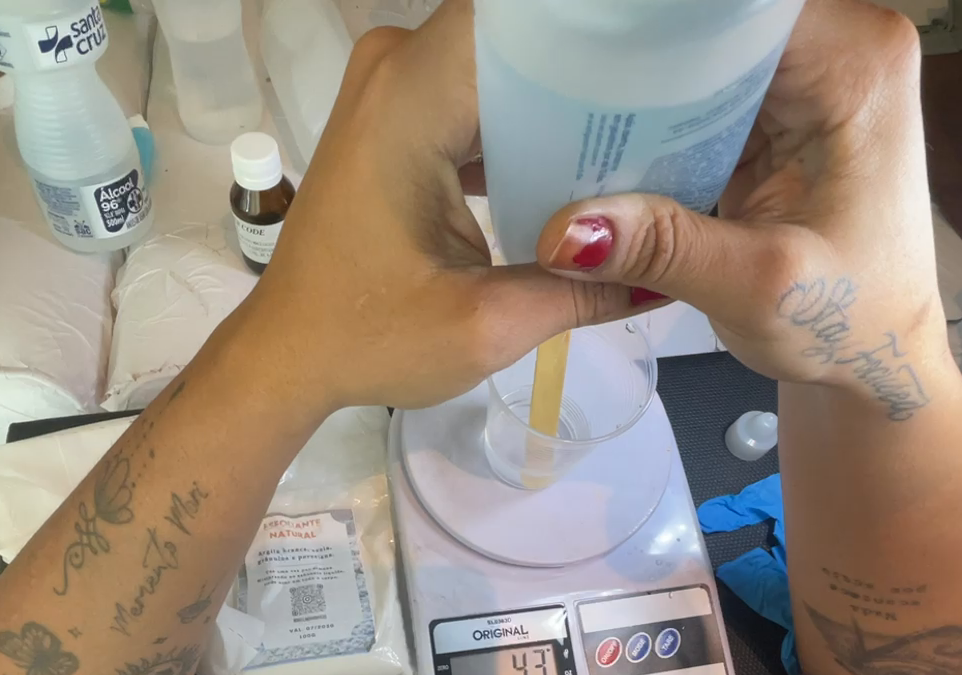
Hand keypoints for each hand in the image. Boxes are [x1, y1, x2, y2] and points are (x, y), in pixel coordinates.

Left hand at [241, 0, 636, 412]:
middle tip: (670, 130)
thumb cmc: (368, 342)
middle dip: (599, 84)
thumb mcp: (486, 327)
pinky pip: (476, 99)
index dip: (610, 45)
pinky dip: (524, 130)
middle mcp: (397, 67)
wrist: (289, 355)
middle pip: (527, 41)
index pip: (537, 23)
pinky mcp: (392, 121)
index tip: (671, 82)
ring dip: (566, 110)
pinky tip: (575, 172)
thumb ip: (582, 291)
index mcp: (414, 96)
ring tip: (637, 152)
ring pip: (504, 69)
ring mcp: (390, 89)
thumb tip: (664, 272)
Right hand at [531, 0, 947, 415]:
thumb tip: (559, 233)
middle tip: (553, 112)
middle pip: (708, 32)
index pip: (737, 11)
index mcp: (852, 65)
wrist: (872, 353)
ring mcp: (794, 91)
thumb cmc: (847, 322)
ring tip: (564, 137)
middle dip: (632, 69)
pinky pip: (689, 113)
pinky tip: (598, 165)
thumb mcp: (756, 286)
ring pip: (691, 70)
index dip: (655, 28)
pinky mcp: (765, 128)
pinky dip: (644, 139)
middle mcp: (829, 55)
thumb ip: (663, 248)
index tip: (577, 58)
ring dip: (630, 106)